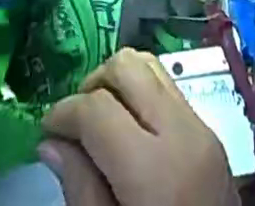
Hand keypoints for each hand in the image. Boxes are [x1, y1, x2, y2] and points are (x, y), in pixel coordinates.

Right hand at [40, 49, 236, 205]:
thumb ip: (81, 189)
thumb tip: (51, 142)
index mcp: (156, 171)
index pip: (98, 107)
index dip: (63, 113)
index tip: (45, 131)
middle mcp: (183, 133)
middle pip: (127, 67)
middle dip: (91, 85)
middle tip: (74, 123)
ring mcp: (201, 127)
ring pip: (149, 65)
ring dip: (117, 82)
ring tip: (99, 121)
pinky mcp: (209, 130)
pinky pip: (167, 87)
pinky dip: (139, 92)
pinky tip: (125, 126)